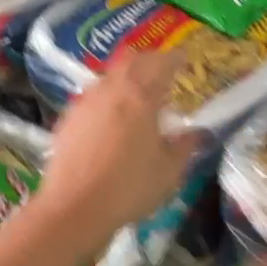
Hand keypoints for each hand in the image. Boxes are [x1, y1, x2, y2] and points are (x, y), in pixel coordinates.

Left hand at [37, 50, 205, 239]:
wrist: (74, 207)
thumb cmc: (129, 187)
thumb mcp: (168, 171)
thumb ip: (184, 146)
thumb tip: (198, 133)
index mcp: (141, 95)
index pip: (161, 63)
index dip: (175, 58)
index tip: (184, 59)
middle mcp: (111, 89)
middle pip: (131, 60)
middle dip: (148, 59)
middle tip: (161, 69)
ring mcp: (86, 101)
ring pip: (108, 75)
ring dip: (125, 77)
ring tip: (136, 94)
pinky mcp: (68, 117)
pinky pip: (92, 96)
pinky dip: (107, 97)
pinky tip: (110, 118)